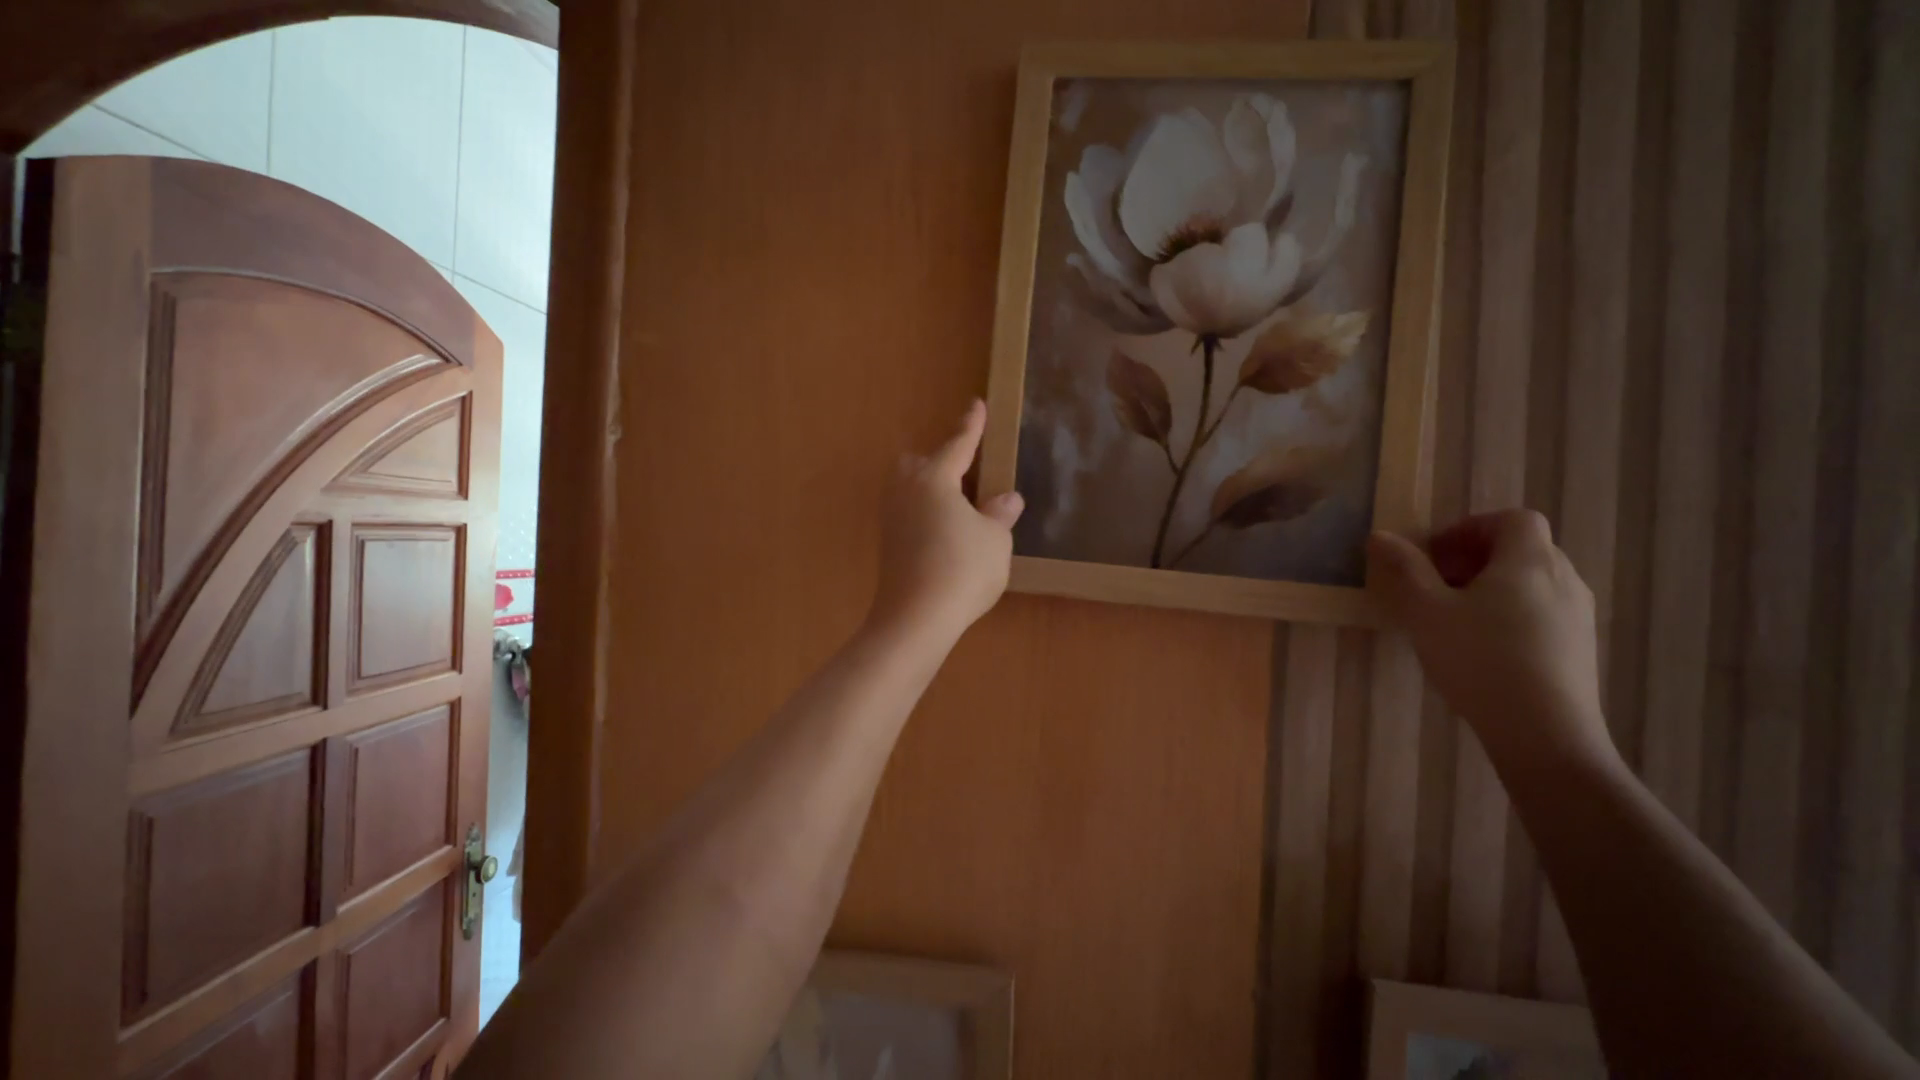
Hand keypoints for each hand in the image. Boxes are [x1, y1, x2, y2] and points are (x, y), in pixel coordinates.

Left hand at [869, 400, 1023, 640]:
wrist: (915, 618)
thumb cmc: (962, 569)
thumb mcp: (994, 541)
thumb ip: (998, 515)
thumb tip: (1006, 499)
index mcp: (935, 479)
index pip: (958, 444)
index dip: (971, 426)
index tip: (976, 404)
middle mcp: (906, 491)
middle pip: (919, 462)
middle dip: (939, 461)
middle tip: (966, 473)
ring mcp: (891, 518)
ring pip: (907, 488)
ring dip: (929, 489)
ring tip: (956, 504)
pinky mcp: (887, 544)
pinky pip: (906, 513)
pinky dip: (923, 514)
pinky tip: (942, 532)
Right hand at [1368, 510, 1615, 766]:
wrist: (1545, 733)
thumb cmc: (1480, 660)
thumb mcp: (1427, 612)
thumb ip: (1405, 570)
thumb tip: (1380, 536)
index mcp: (1529, 560)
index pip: (1512, 519)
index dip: (1472, 528)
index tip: (1437, 555)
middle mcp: (1564, 579)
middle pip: (1524, 549)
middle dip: (1479, 559)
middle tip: (1440, 586)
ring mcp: (1579, 616)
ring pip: (1535, 584)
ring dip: (1496, 589)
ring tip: (1458, 620)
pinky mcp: (1581, 649)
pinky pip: (1546, 613)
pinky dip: (1515, 616)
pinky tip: (1487, 651)